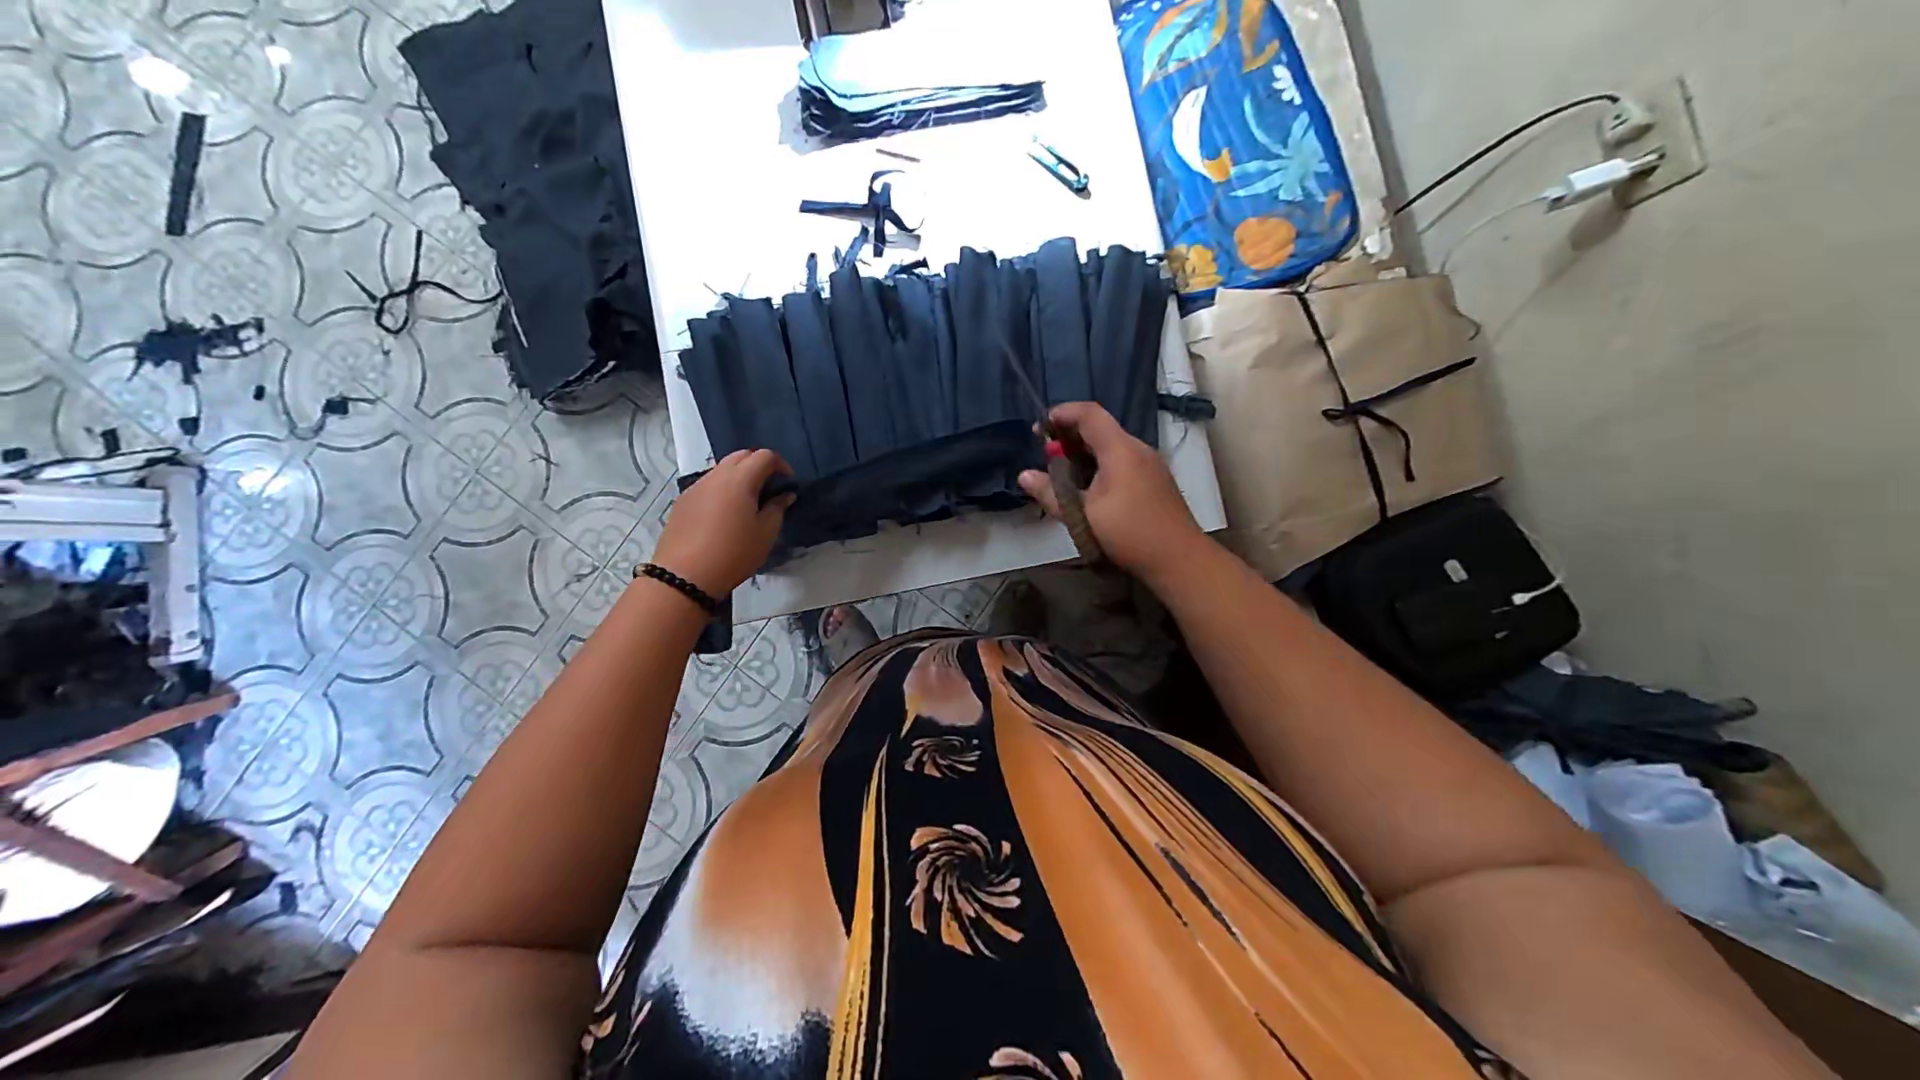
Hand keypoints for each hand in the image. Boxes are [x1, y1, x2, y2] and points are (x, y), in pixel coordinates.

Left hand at [652, 449, 795, 595]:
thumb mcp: (766, 533)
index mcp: (740, 479)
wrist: (685, 576)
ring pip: (722, 469)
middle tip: (770, 487)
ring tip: (748, 501)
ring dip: (739, 476)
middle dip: (759, 465)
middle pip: (741, 456)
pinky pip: (708, 484)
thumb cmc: (734, 553)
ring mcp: (696, 487)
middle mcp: (716, 476)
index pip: (765, 456)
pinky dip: (722, 489)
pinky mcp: (683, 501)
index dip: (781, 464)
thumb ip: (778, 508)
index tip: (788, 482)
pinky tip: (725, 513)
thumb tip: (784, 495)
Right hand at [1017, 402, 1208, 583]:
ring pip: (1111, 446)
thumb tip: (1023, 475)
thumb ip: (1050, 493)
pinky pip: (1122, 460)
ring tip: (1062, 473)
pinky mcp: (1154, 480)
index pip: (1089, 413)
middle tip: (1045, 453)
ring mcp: (1149, 464)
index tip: (1040, 426)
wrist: (1179, 558)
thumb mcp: (1081, 515)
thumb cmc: (1128, 532)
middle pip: (1100, 428)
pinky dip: (1099, 464)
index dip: (1062, 413)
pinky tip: (1088, 488)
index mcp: (1120, 449)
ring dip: (1083, 453)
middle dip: (1069, 436)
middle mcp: (1137, 448)